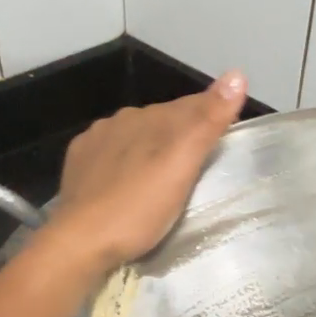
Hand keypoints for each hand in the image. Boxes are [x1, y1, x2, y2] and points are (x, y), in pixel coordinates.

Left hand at [42, 71, 247, 274]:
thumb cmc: (138, 207)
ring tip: (165, 176)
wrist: (80, 242)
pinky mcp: (79, 166)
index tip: (227, 136)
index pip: (191, 105)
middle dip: (182, 133)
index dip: (212, 116)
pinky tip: (129, 181)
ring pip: (135, 137)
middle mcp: (120, 121)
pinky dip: (125, 162)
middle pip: (163, 121)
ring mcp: (95, 143)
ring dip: (153, 148)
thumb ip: (208, 121)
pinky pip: (110, 154)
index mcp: (148, 116)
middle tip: (200, 162)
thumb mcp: (181, 165)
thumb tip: (237, 74)